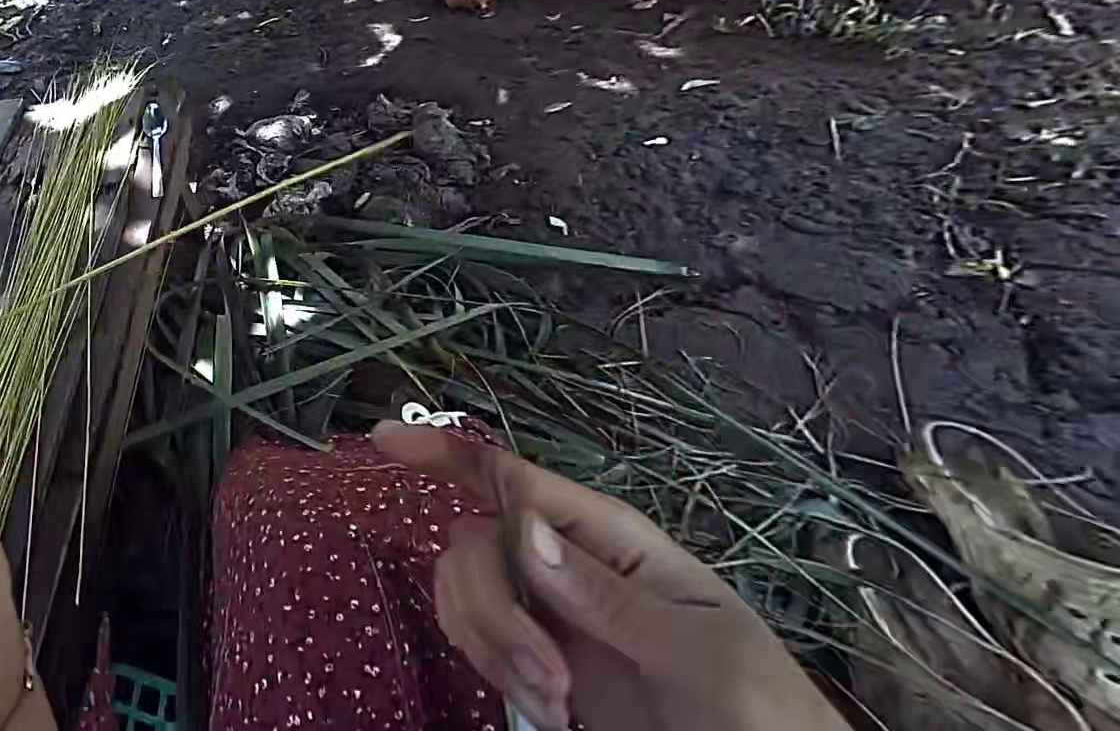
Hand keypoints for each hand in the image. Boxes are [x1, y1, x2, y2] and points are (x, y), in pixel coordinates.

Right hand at [374, 421, 850, 730]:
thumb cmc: (760, 718)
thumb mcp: (709, 662)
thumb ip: (614, 596)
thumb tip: (523, 529)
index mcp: (603, 535)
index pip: (508, 476)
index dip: (440, 449)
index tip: (382, 439)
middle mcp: (555, 554)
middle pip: (474, 540)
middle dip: (494, 608)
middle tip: (551, 682)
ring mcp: (535, 601)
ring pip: (458, 583)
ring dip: (491, 643)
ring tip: (555, 703)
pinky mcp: (520, 645)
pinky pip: (464, 626)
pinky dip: (487, 663)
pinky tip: (541, 706)